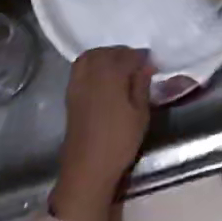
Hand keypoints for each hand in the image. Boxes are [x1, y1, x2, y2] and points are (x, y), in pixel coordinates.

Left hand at [53, 46, 152, 220]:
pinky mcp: (70, 94)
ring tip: (119, 68)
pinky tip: (102, 77)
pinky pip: (80, 67)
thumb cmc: (119, 141)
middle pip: (107, 52)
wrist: (87, 168)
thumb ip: (142, 85)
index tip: (151, 65)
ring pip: (91, 56)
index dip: (141, 57)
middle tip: (137, 65)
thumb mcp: (140, 114)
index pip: (128, 55)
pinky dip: (92, 64)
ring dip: (106, 56)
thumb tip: (145, 66)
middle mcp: (92, 74)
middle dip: (123, 54)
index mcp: (111, 76)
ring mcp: (78, 83)